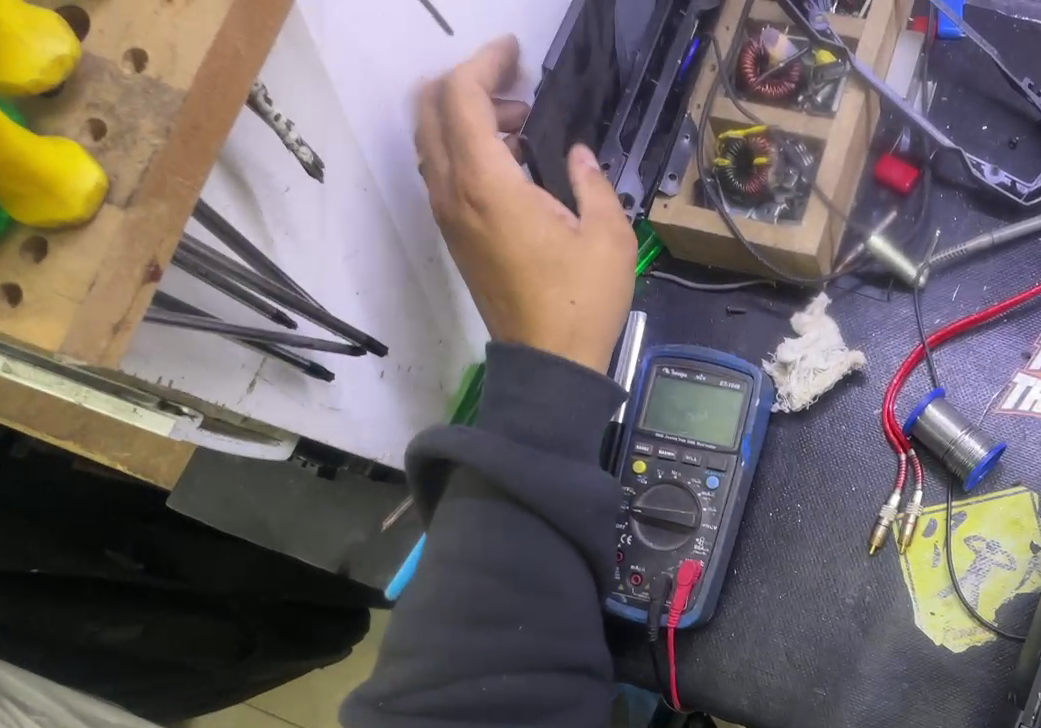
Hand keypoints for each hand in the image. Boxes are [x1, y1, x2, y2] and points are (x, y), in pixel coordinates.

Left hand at [415, 37, 635, 372]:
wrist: (551, 361)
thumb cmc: (584, 300)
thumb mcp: (609, 236)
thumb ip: (592, 182)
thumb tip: (577, 154)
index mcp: (488, 183)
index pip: (462, 95)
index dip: (485, 63)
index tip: (515, 53)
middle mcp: (453, 190)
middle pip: (432, 107)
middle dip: (469, 84)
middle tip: (519, 96)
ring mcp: (447, 215)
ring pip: (431, 139)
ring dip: (465, 118)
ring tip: (520, 131)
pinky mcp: (454, 236)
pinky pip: (442, 171)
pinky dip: (464, 150)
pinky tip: (509, 167)